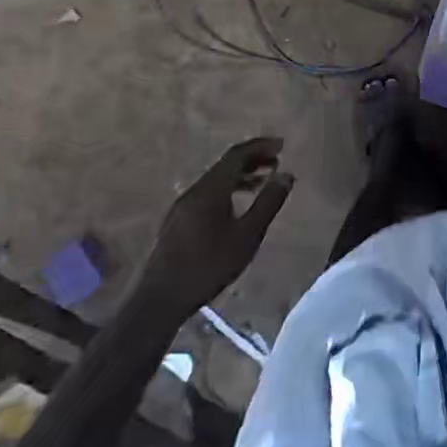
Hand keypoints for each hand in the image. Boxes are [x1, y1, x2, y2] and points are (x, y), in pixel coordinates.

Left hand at [138, 137, 292, 316]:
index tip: (282, 145)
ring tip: (264, 180)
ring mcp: (182, 207)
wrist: (160, 301)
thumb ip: (268, 203)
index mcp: (210, 190)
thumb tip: (286, 175)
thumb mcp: (247, 236)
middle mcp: (194, 192)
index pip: (236, 155)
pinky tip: (238, 204)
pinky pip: (208, 193)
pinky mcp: (178, 222)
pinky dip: (228, 189)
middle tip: (277, 160)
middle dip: (252, 158)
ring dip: (241, 174)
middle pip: (225, 165)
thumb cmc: (208, 266)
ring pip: (216, 180)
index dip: (260, 146)